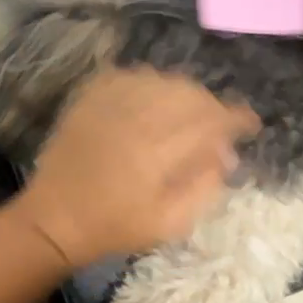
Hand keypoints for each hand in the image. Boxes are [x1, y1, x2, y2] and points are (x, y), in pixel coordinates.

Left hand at [11, 68, 259, 268]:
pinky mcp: (86, 99)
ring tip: (185, 112)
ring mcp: (108, 105)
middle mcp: (136, 118)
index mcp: (159, 151)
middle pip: (189, 92)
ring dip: (181, 92)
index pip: (212, 118)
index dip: (236, 117)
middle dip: (211, 105)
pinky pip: (126, 75)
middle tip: (216, 125)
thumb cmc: (114, 227)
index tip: (248, 124)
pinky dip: (146, 82)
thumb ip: (204, 185)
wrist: (53, 218)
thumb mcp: (169, 223)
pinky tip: (150, 99)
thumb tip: (225, 153)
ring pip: (160, 79)